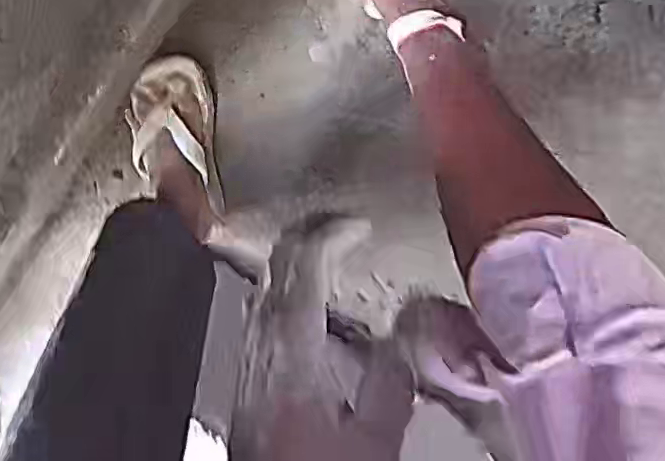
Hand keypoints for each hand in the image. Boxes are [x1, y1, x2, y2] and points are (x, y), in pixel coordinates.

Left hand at [231, 217, 413, 460]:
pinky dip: (288, 281)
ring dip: (299, 255)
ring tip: (333, 254)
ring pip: (269, 275)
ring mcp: (250, 345)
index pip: (306, 260)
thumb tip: (417, 318)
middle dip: (314, 232)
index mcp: (293, 340)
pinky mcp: (247, 363)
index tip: (361, 227)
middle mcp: (263, 332)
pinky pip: (264, 299)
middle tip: (348, 229)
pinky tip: (310, 300)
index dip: (334, 233)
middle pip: (281, 257)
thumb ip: (396, 373)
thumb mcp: (375, 439)